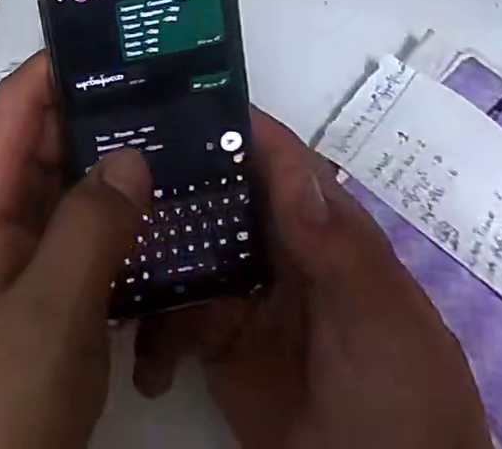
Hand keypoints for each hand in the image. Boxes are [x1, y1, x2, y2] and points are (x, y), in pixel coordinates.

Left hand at [0, 51, 152, 448]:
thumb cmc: (11, 381)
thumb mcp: (53, 303)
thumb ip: (90, 225)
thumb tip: (130, 154)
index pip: (16, 105)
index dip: (55, 66)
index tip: (110, 41)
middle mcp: (1, 200)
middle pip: (46, 131)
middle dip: (95, 104)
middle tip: (163, 83)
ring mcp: (25, 233)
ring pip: (69, 170)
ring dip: (110, 150)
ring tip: (174, 125)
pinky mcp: (50, 264)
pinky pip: (84, 212)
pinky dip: (117, 197)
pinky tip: (162, 192)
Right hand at [133, 108, 491, 448]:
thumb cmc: (402, 405)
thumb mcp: (382, 328)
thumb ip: (337, 251)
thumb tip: (289, 165)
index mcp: (316, 227)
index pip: (268, 157)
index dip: (223, 122)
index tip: (163, 95)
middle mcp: (269, 244)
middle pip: (207, 189)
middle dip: (158, 175)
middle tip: (100, 165)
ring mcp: (236, 288)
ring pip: (174, 244)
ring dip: (139, 252)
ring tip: (99, 257)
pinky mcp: (211, 333)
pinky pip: (167, 312)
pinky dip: (151, 334)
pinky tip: (144, 365)